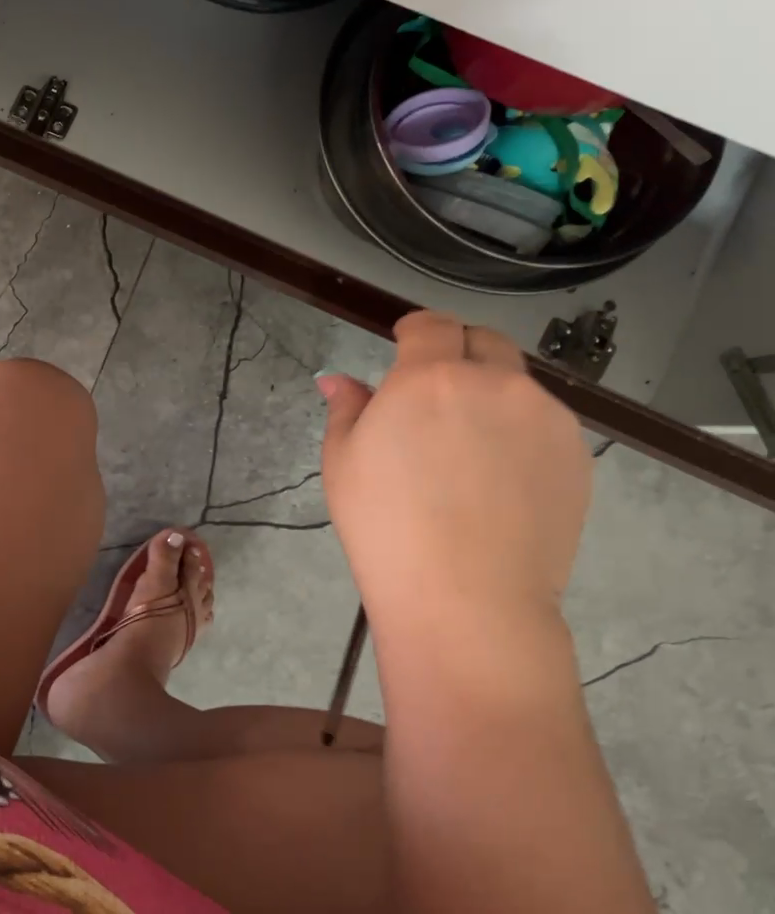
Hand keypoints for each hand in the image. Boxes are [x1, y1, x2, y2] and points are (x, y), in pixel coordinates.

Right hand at [318, 311, 590, 624]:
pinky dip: (515, 429)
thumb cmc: (382, 521)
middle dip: (457, 348)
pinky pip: (541, 423)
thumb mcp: (343, 459)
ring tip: (460, 442)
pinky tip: (491, 474)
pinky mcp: (576, 456)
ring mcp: (546, 420)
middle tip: (429, 386)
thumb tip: (339, 382)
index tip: (401, 341)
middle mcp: (497, 384)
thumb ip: (348, 409)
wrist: (465, 591)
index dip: (414, 328)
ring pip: (517, 384)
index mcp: (430, 378)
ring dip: (488, 391)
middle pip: (485, 341)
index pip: (432, 325)